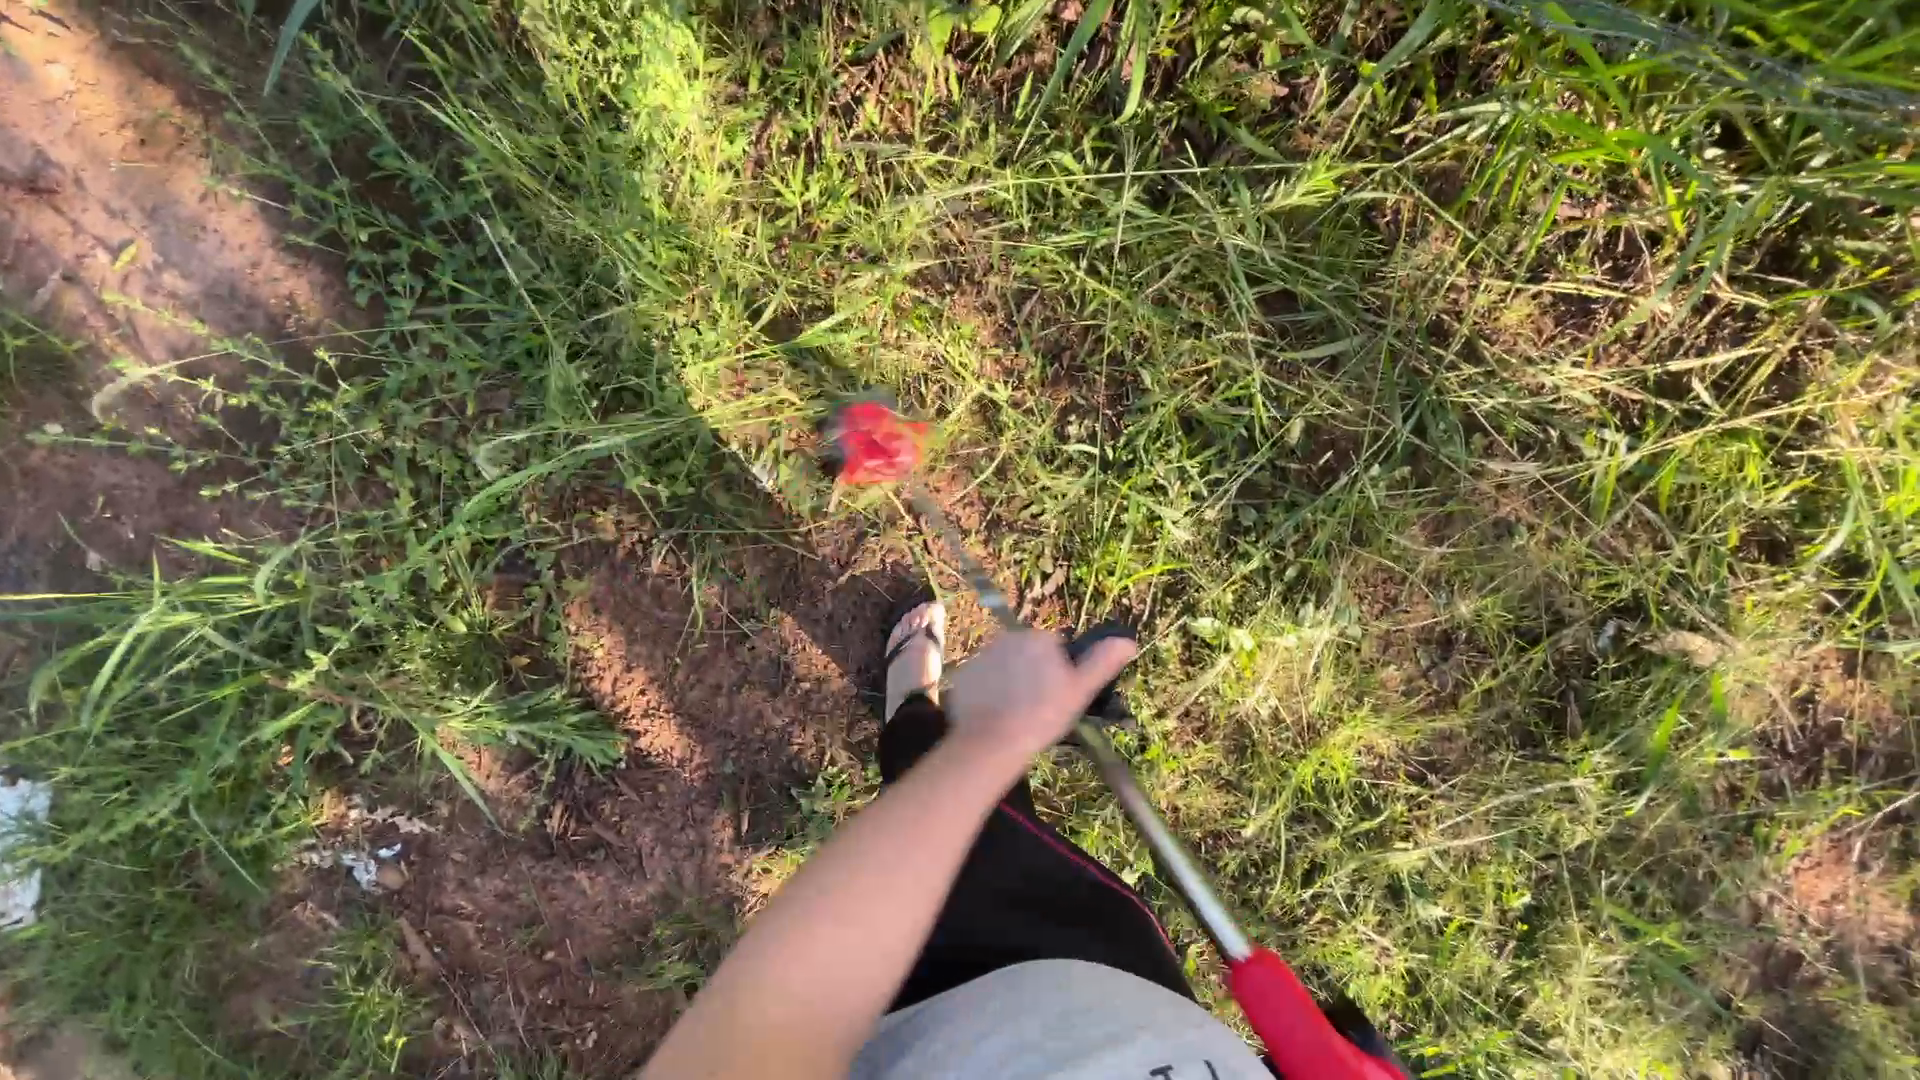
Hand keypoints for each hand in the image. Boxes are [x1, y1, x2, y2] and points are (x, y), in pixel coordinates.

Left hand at [944, 629, 1138, 759]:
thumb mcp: (1080, 691)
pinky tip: (994, 713)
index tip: (1056, 696)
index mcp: (1037, 638)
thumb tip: (1129, 641)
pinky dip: (988, 691)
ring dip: (1010, 681)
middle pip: (1026, 654)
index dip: (1058, 672)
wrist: (994, 741)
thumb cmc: (1043, 716)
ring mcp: (981, 655)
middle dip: (1032, 673)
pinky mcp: (963, 674)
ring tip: (1015, 712)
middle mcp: (1006, 638)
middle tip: (1037, 706)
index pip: (1053, 647)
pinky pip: (982, 679)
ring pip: (1004, 666)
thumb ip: (1102, 663)